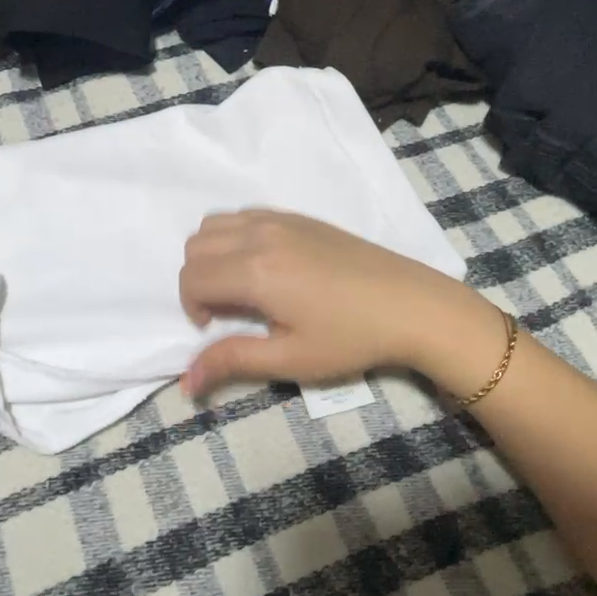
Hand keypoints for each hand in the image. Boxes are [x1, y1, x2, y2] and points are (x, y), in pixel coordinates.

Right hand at [177, 209, 485, 396]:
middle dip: (197, 280)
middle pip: (195, 245)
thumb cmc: (350, 338)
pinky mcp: (296, 215)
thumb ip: (232, 360)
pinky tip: (263, 265)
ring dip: (211, 254)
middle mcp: (258, 234)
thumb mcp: (290, 358)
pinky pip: (242, 214)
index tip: (217, 328)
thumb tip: (186, 381)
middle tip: (228, 311)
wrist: (410, 304)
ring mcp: (278, 219)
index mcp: (254, 271)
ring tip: (241, 286)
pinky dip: (233, 236)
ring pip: (214, 223)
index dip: (192, 307)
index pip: (191, 276)